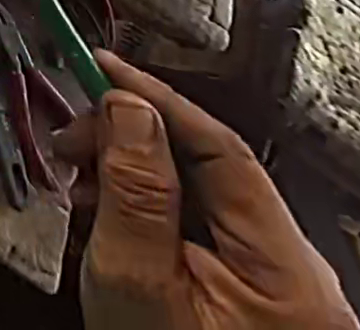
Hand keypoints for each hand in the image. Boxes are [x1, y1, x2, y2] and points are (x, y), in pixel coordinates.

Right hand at [54, 50, 355, 329]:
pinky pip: (189, 222)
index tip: (100, 65)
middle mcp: (288, 266)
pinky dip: (141, 203)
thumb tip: (128, 107)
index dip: (156, 95)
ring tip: (78, 181)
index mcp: (282, 266)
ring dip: (129, 169)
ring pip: (192, 190)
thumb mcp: (136, 287)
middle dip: (130, 137)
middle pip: (204, 164)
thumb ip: (134, 191)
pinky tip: (104, 212)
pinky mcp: (243, 293)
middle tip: (70, 141)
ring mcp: (268, 282)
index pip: (218, 144)